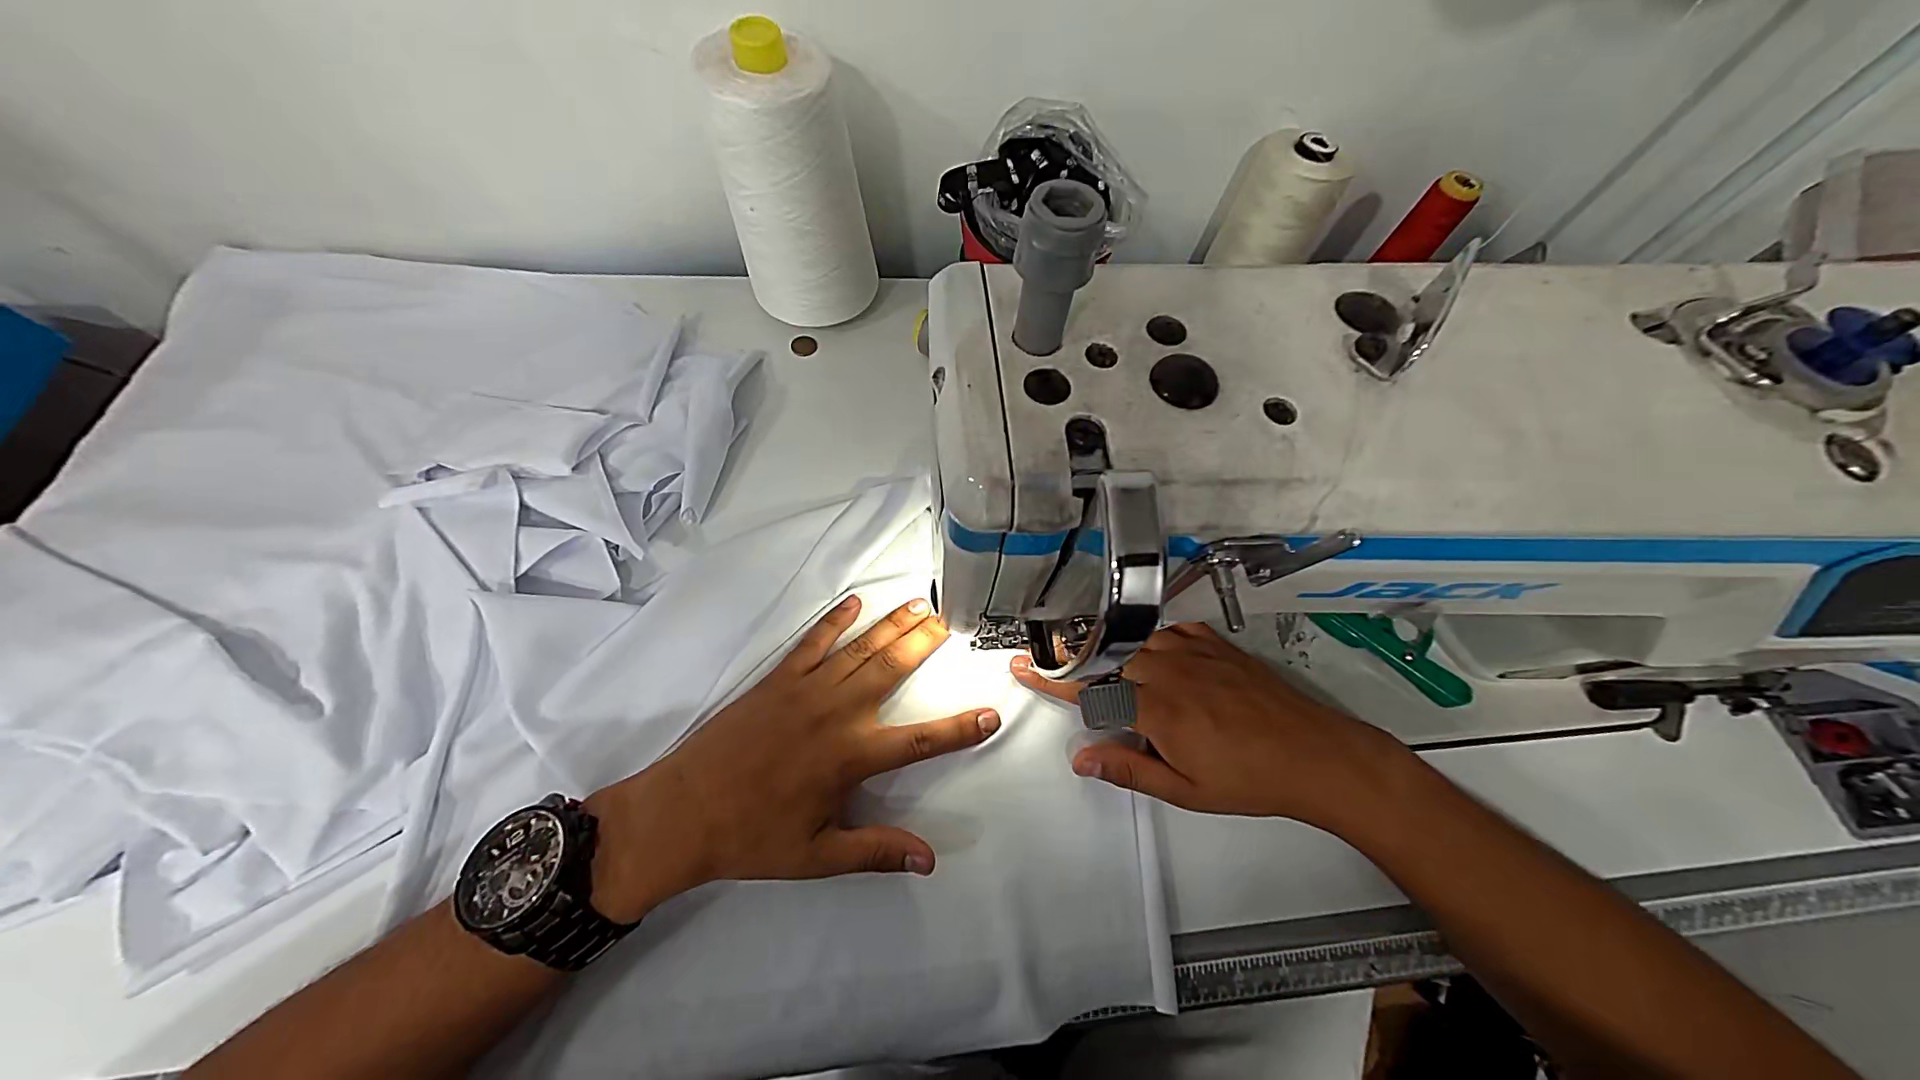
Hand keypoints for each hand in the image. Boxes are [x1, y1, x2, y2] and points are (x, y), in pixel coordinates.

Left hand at [584, 597, 996, 920]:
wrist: (682, 811)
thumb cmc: (753, 836)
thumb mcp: (818, 855)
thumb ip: (876, 851)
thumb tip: (929, 860)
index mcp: (850, 757)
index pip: (919, 740)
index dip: (959, 729)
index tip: (991, 713)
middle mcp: (835, 714)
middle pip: (891, 670)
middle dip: (924, 644)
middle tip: (949, 622)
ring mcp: (804, 690)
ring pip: (859, 649)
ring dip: (892, 625)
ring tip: (919, 605)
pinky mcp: (776, 680)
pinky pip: (812, 642)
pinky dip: (834, 621)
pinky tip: (854, 603)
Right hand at [1012, 623, 1420, 834]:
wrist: (1317, 757)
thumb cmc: (1255, 778)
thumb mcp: (1185, 790)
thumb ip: (1128, 769)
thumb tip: (1085, 760)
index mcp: (1157, 709)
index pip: (1090, 690)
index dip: (1051, 679)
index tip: (1026, 668)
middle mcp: (1172, 673)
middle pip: (1108, 655)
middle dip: (1078, 659)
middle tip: (1062, 665)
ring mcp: (1197, 655)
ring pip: (1137, 639)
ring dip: (1115, 649)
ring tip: (1108, 663)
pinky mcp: (1220, 647)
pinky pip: (1174, 629)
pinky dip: (1156, 637)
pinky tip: (1158, 651)